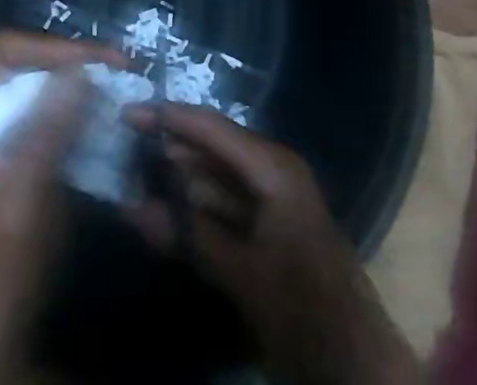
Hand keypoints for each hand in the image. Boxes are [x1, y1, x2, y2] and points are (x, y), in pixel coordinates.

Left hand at [0, 33, 125, 384]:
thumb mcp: (24, 191)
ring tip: (122, 86)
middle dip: (71, 63)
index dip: (48, 47)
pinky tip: (110, 124)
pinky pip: (50, 125)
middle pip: (21, 70)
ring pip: (39, 96)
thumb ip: (48, 126)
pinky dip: (80, 119)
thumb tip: (81, 70)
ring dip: (80, 89)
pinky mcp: (20, 166)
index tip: (97, 59)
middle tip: (121, 66)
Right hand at [123, 103, 420, 384]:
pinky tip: (157, 215)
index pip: (210, 128)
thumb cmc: (305, 306)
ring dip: (173, 183)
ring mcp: (269, 200)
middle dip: (166, 151)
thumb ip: (186, 235)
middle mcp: (271, 172)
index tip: (125, 115)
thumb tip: (129, 206)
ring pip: (211, 178)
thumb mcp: (243, 274)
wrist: (357, 362)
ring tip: (128, 183)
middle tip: (119, 153)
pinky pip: (220, 205)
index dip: (167, 117)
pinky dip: (190, 210)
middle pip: (208, 149)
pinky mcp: (264, 227)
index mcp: (273, 169)